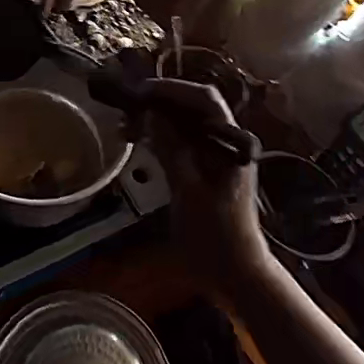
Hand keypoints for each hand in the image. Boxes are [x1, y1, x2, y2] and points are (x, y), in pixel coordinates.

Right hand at [142, 79, 264, 275]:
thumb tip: (152, 114)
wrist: (237, 274)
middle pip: (194, 107)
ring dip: (158, 119)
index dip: (172, 89)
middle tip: (127, 107)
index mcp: (232, 143)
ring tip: (126, 124)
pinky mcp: (207, 170)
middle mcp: (227, 143)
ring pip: (186, 124)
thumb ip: (172, 150)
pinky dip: (161, 138)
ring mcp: (217, 156)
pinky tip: (139, 140)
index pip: (204, 99)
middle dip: (160, 102)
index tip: (140, 92)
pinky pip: (183, 143)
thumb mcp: (189, 193)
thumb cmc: (216, 237)